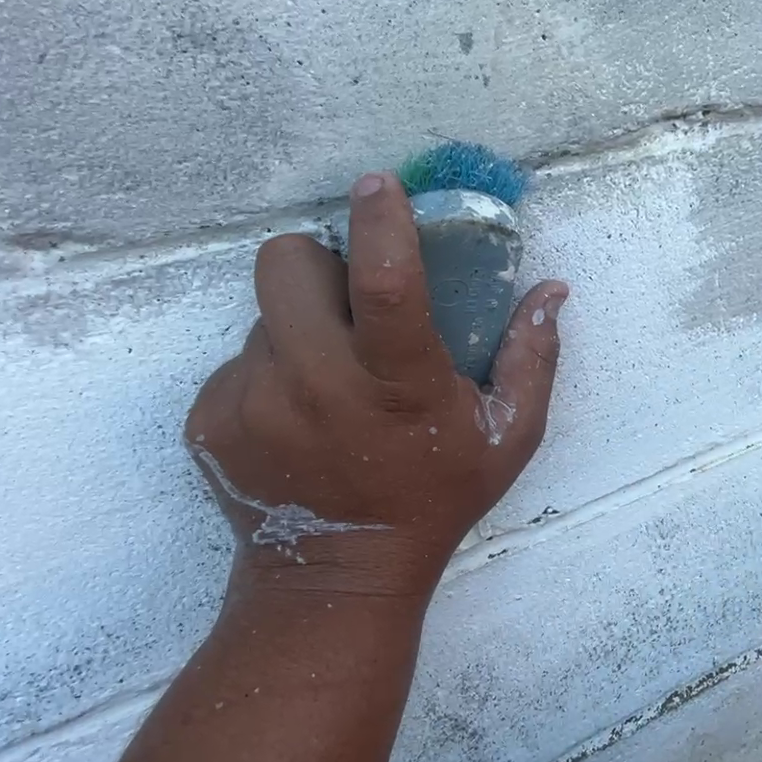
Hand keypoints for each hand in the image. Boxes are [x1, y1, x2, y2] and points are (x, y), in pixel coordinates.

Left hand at [184, 171, 567, 597]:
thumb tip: (552, 289)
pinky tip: (303, 410)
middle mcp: (314, 385)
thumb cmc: (438, 496)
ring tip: (333, 367)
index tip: (378, 184)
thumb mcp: (512, 434)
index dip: (381, 224)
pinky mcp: (209, 419)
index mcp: (396, 385)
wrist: (336, 577)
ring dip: (301, 320)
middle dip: (319, 259)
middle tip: (349, 292)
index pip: (385, 283)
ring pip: (262, 312)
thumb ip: (533, 357)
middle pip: (285, 265)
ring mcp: (250, 402)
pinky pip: (238, 358)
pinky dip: (275, 366)